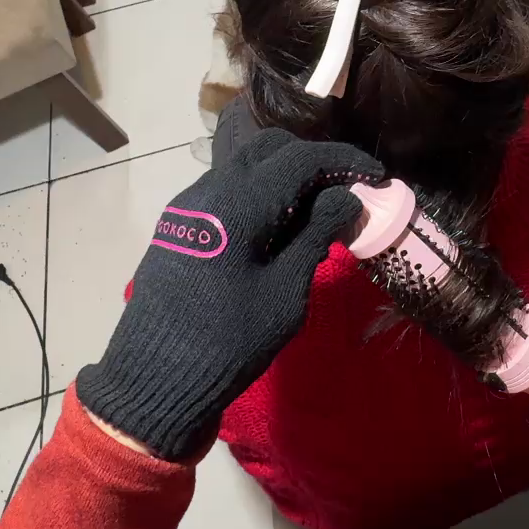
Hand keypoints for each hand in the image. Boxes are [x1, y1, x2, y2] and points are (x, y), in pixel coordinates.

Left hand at [74, 129, 382, 459]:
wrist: (152, 381)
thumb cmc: (227, 341)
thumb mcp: (285, 292)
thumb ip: (317, 234)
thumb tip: (347, 196)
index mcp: (237, 203)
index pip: (301, 157)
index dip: (344, 160)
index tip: (376, 174)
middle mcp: (210, 189)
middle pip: (270, 148)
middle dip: (313, 160)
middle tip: (344, 190)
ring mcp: (190, 204)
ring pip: (246, 165)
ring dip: (285, 176)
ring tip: (313, 216)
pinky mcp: (180, 223)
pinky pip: (228, 188)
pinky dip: (260, 193)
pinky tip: (276, 230)